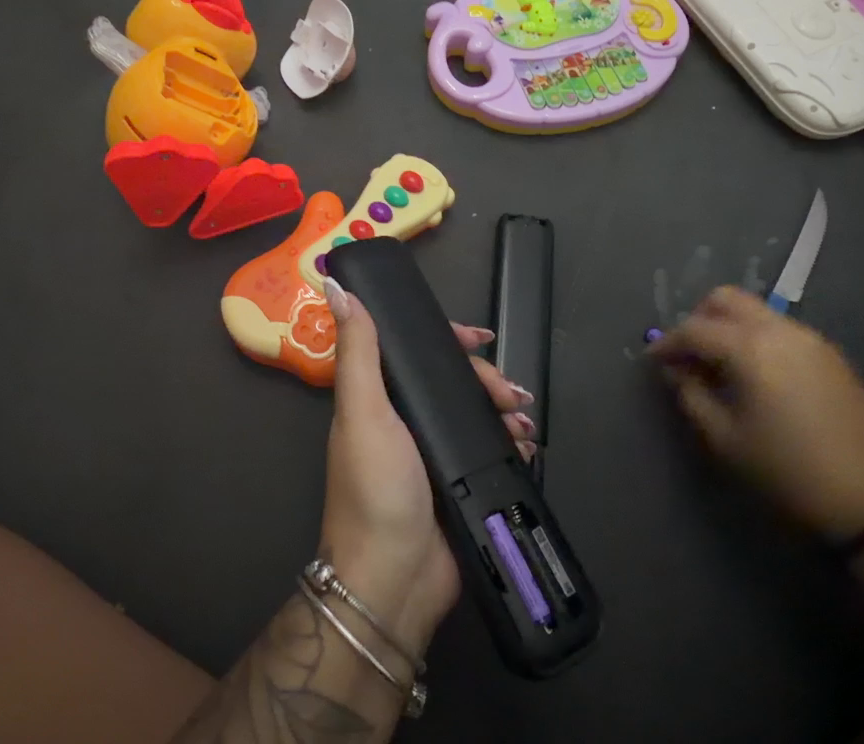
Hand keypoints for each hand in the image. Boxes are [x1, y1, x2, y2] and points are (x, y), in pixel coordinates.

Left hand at [317, 278, 535, 656]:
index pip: (416, 353)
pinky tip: (525, 447)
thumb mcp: (363, 412)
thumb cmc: (376, 489)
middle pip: (455, 383)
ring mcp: (435, 455)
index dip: (448, 341)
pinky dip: (511, 442)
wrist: (395, 577)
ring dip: (505, 411)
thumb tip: (339, 287)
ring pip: (478, 414)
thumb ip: (358, 351)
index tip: (480, 339)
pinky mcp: (461, 484)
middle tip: (511, 396)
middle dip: (488, 381)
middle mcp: (406, 422)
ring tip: (523, 425)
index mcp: (378, 401)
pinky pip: (491, 449)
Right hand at [649, 287, 863, 539]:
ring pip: (756, 311)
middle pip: (727, 299)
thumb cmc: (787, 469)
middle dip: (698, 319)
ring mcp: (811, 339)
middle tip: (685, 355)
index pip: (694, 329)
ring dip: (728, 327)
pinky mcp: (830, 355)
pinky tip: (753, 376)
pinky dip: (755, 338)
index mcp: (750, 347)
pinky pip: (780, 330)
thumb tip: (677, 369)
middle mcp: (780, 330)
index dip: (667, 343)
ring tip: (716, 368)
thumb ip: (692, 394)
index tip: (651, 363)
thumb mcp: (725, 438)